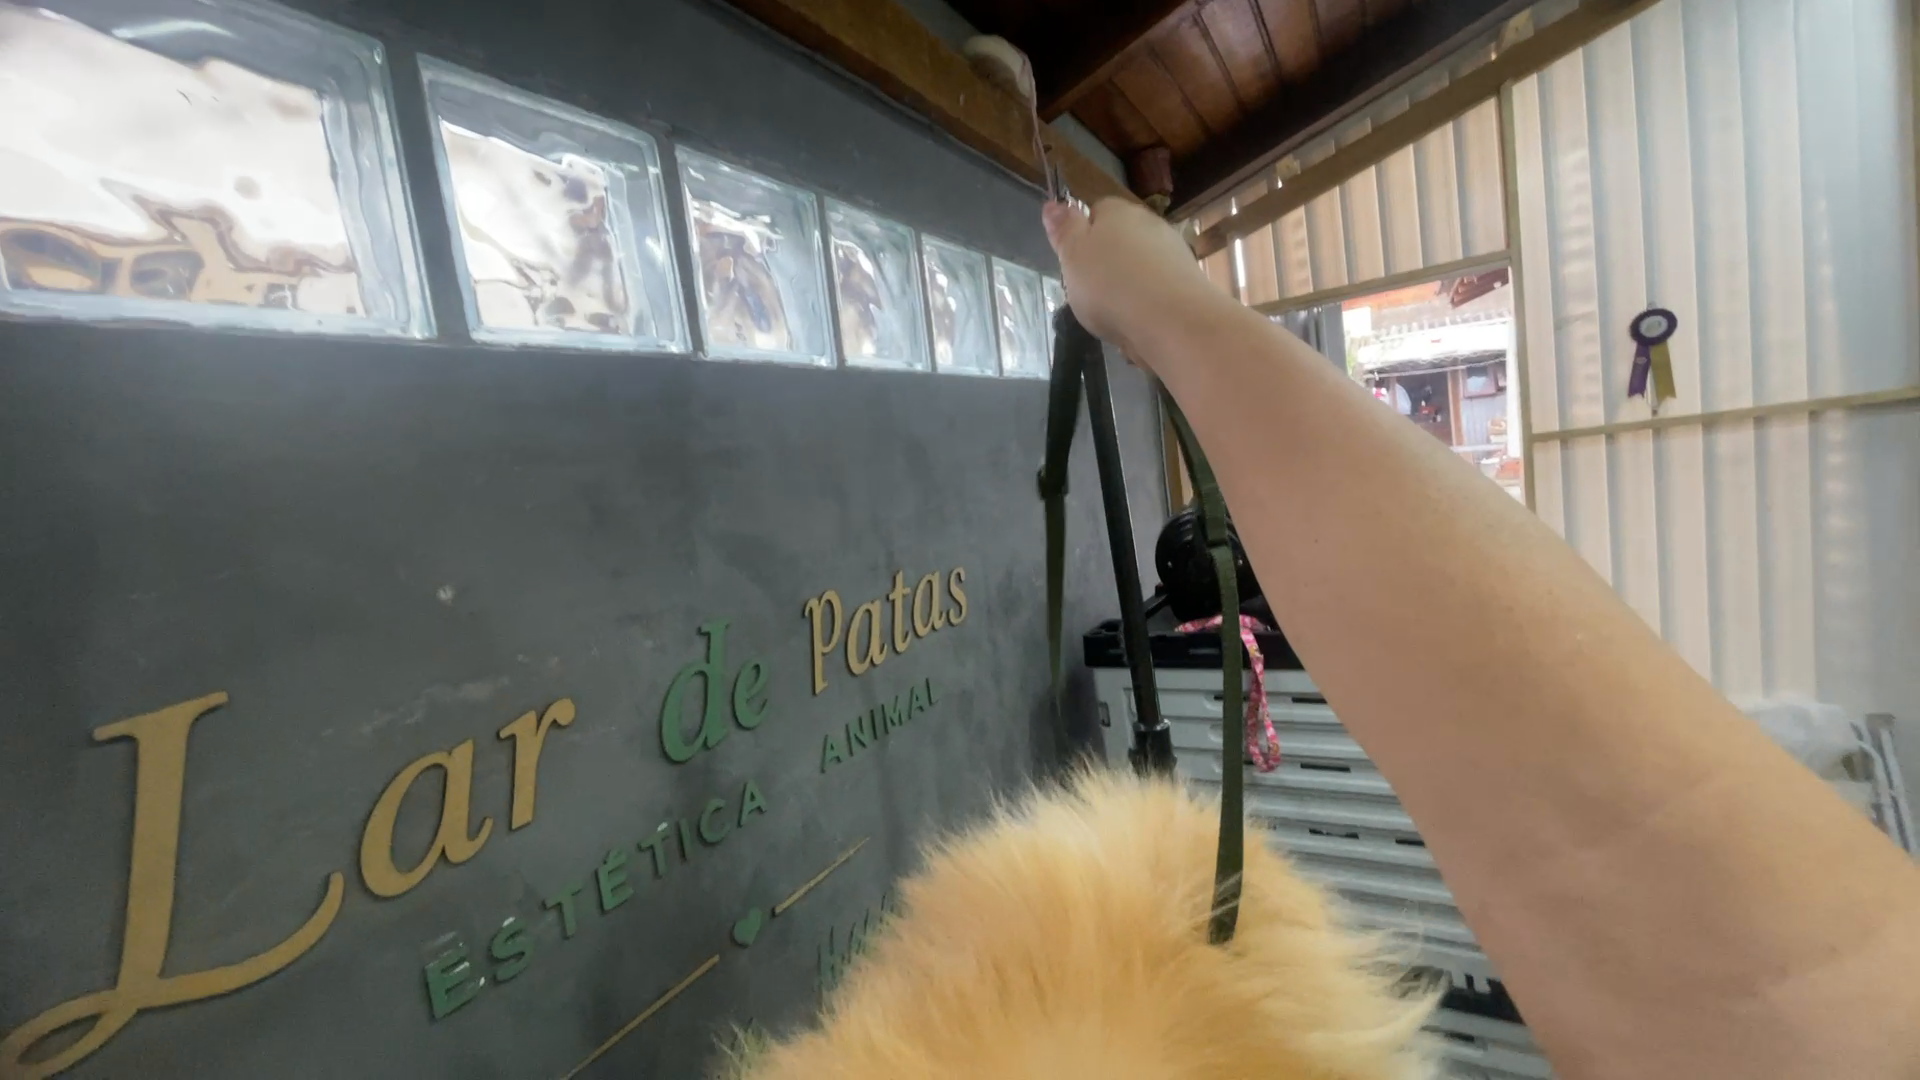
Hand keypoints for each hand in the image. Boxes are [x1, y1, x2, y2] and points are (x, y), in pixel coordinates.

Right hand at [1041, 197, 1224, 360]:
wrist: (1171, 320)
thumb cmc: (1110, 284)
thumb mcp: (1073, 256)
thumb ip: (1064, 231)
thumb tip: (1053, 204)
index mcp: (1117, 211)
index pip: (1097, 211)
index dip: (1082, 235)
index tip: (1073, 262)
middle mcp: (1149, 224)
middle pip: (1121, 239)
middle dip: (1106, 261)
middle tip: (1089, 291)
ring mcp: (1172, 253)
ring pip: (1141, 265)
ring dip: (1128, 283)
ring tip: (1115, 312)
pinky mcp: (1186, 284)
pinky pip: (1157, 289)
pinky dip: (1146, 303)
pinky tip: (1138, 322)